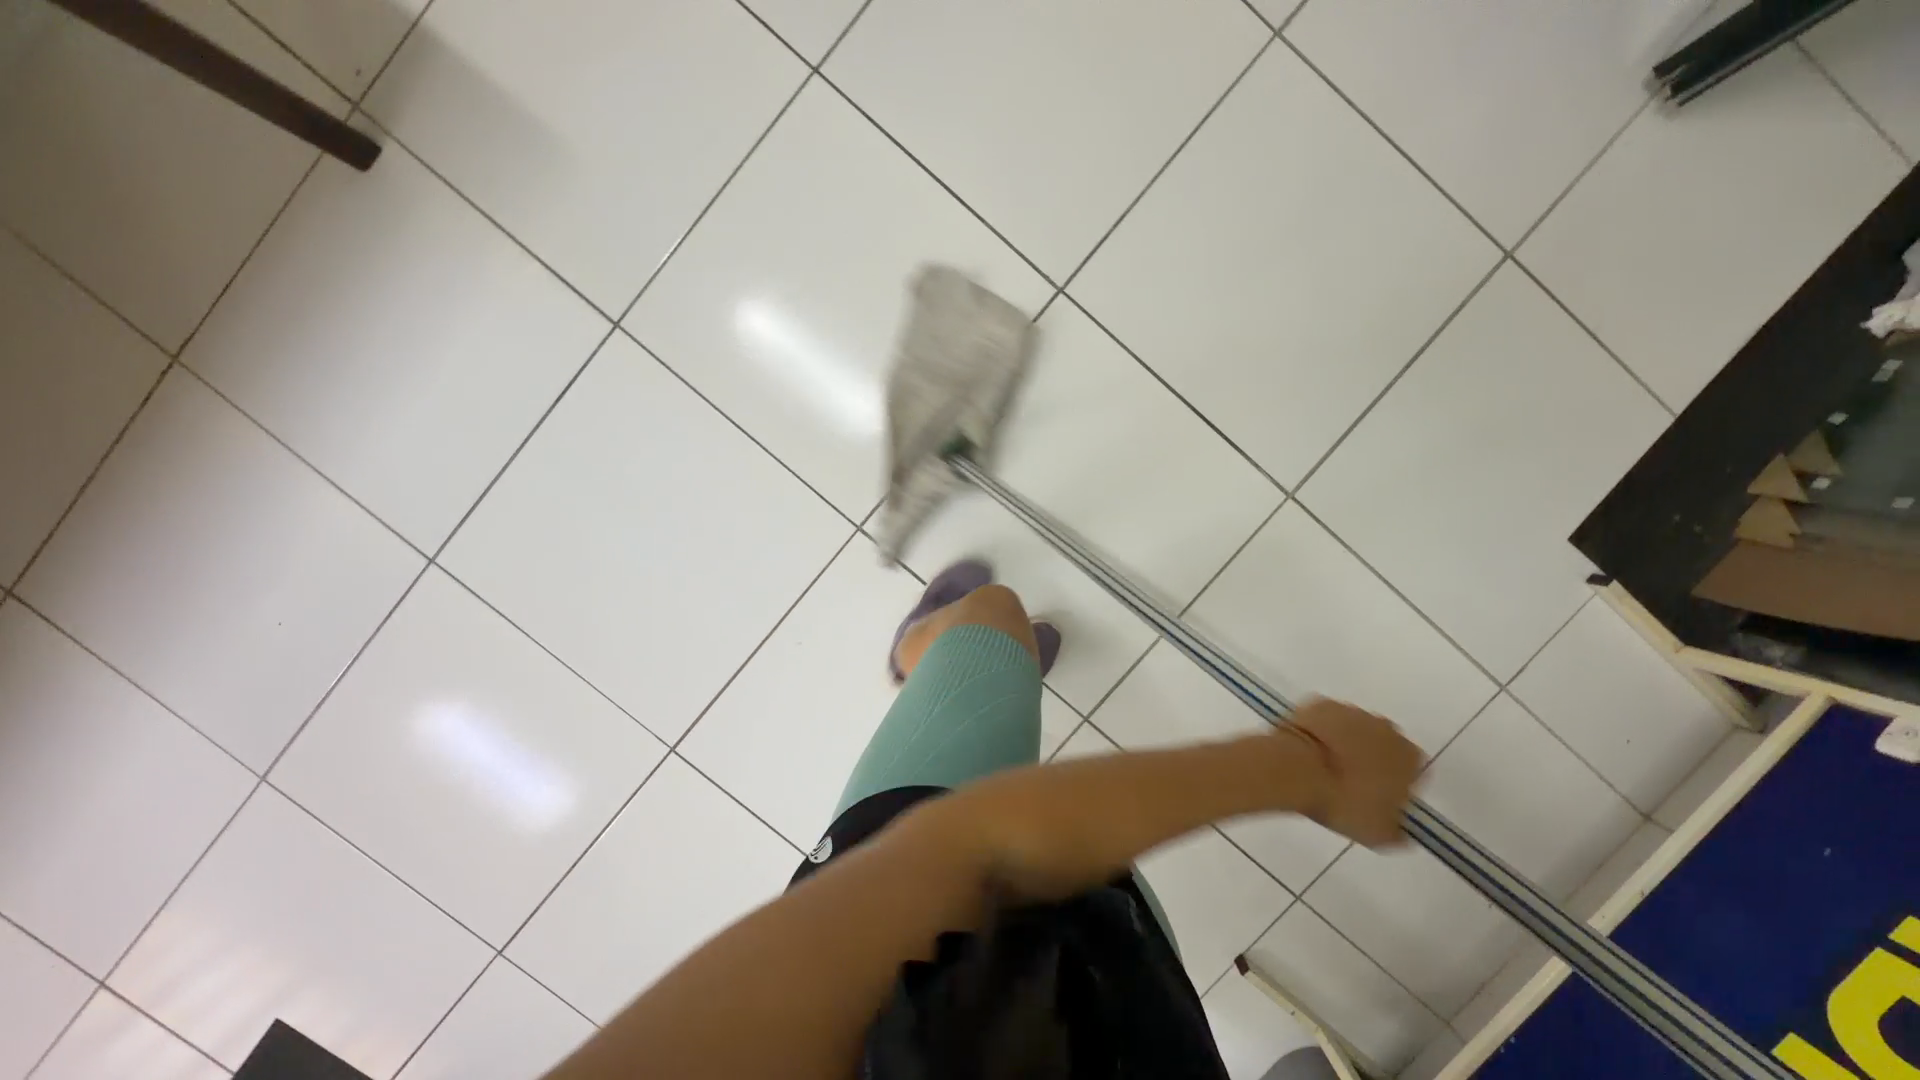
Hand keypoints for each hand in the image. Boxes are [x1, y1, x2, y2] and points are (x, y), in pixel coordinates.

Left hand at [1284, 699, 1422, 847]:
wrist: (1296, 769)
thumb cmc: (1342, 803)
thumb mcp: (1378, 834)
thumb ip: (1397, 832)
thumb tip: (1403, 833)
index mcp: (1408, 757)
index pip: (1412, 770)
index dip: (1395, 784)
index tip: (1376, 797)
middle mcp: (1386, 727)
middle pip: (1384, 744)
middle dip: (1371, 759)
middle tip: (1348, 781)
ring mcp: (1352, 711)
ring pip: (1354, 728)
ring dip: (1345, 743)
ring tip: (1323, 766)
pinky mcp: (1321, 703)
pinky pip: (1326, 718)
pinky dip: (1320, 730)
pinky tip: (1307, 748)